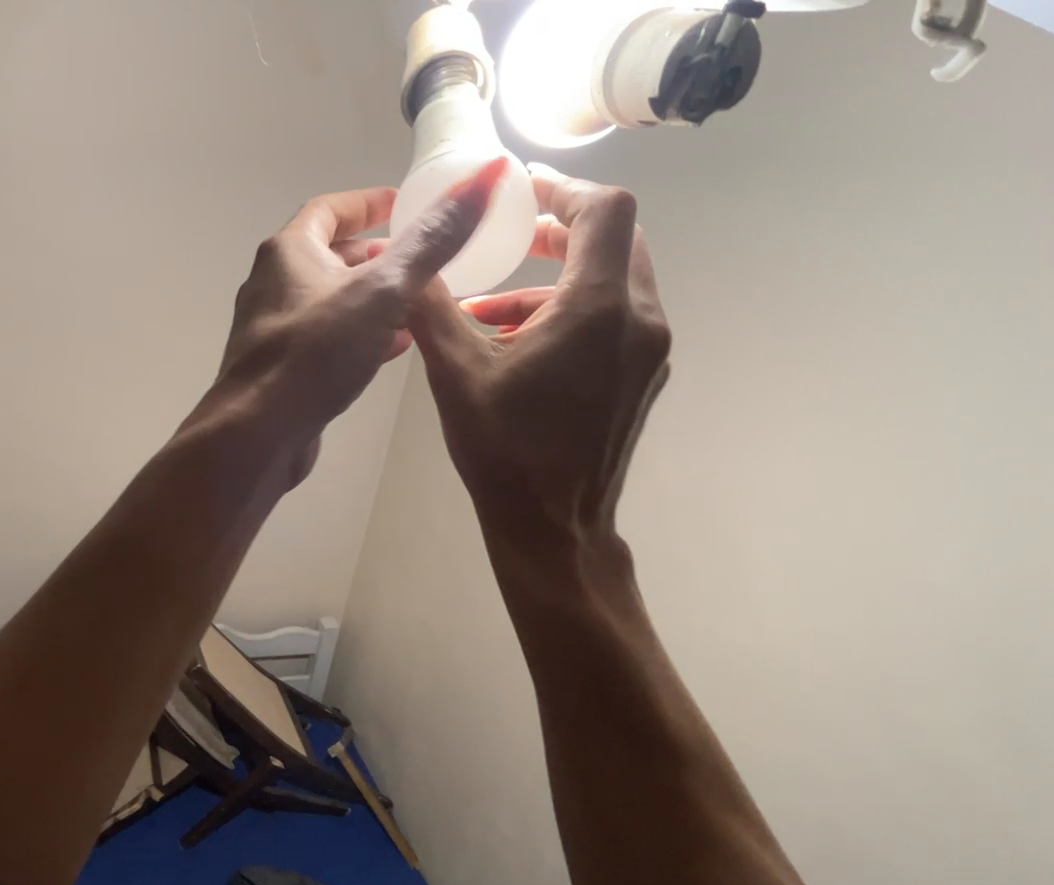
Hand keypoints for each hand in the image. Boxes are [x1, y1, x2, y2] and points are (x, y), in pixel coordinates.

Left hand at [194, 159, 509, 488]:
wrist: (257, 435)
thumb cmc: (314, 355)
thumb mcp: (382, 292)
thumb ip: (431, 242)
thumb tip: (484, 176)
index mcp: (289, 252)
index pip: (331, 209)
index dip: (369, 203)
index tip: (402, 204)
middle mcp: (273, 285)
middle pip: (329, 256)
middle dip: (375, 255)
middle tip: (420, 259)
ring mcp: (274, 330)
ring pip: (330, 301)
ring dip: (371, 298)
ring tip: (416, 304)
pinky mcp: (282, 370)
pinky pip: (326, 339)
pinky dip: (359, 333)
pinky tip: (391, 348)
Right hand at [409, 164, 671, 544]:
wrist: (552, 528)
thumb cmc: (504, 451)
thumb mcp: (456, 373)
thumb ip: (432, 306)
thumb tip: (405, 261)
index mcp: (599, 307)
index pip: (604, 209)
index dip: (562, 187)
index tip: (521, 192)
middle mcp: (639, 319)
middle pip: (615, 241)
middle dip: (561, 232)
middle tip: (510, 238)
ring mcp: (648, 352)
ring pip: (614, 283)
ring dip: (558, 281)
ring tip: (492, 310)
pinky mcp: (642, 379)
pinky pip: (614, 322)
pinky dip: (572, 315)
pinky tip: (518, 348)